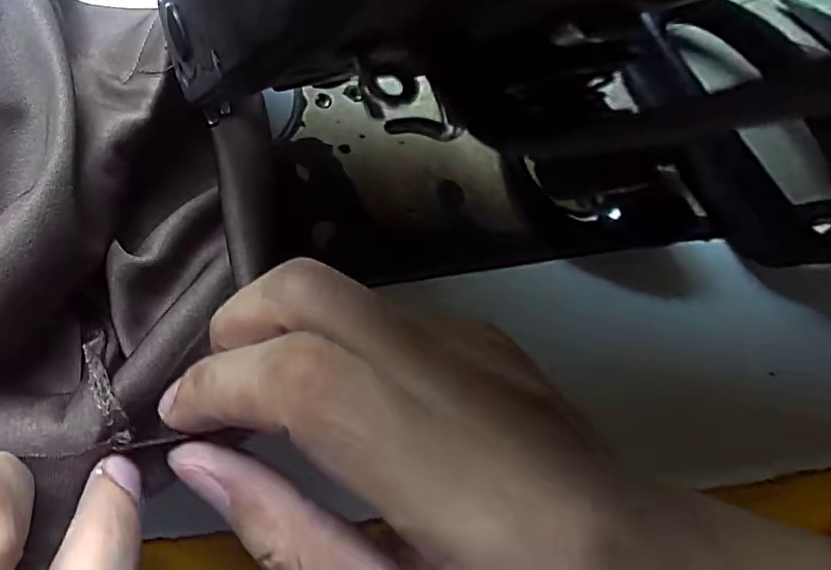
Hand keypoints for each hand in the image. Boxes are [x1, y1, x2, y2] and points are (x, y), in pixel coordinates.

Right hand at [158, 258, 830, 569]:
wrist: (659, 567)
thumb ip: (290, 534)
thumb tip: (198, 461)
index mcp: (440, 454)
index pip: (298, 371)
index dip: (219, 382)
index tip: (171, 417)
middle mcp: (450, 363)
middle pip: (307, 288)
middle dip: (235, 322)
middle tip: (206, 389)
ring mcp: (467, 336)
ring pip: (333, 287)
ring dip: (271, 323)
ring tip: (249, 390)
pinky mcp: (475, 333)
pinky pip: (368, 311)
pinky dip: (319, 332)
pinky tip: (326, 396)